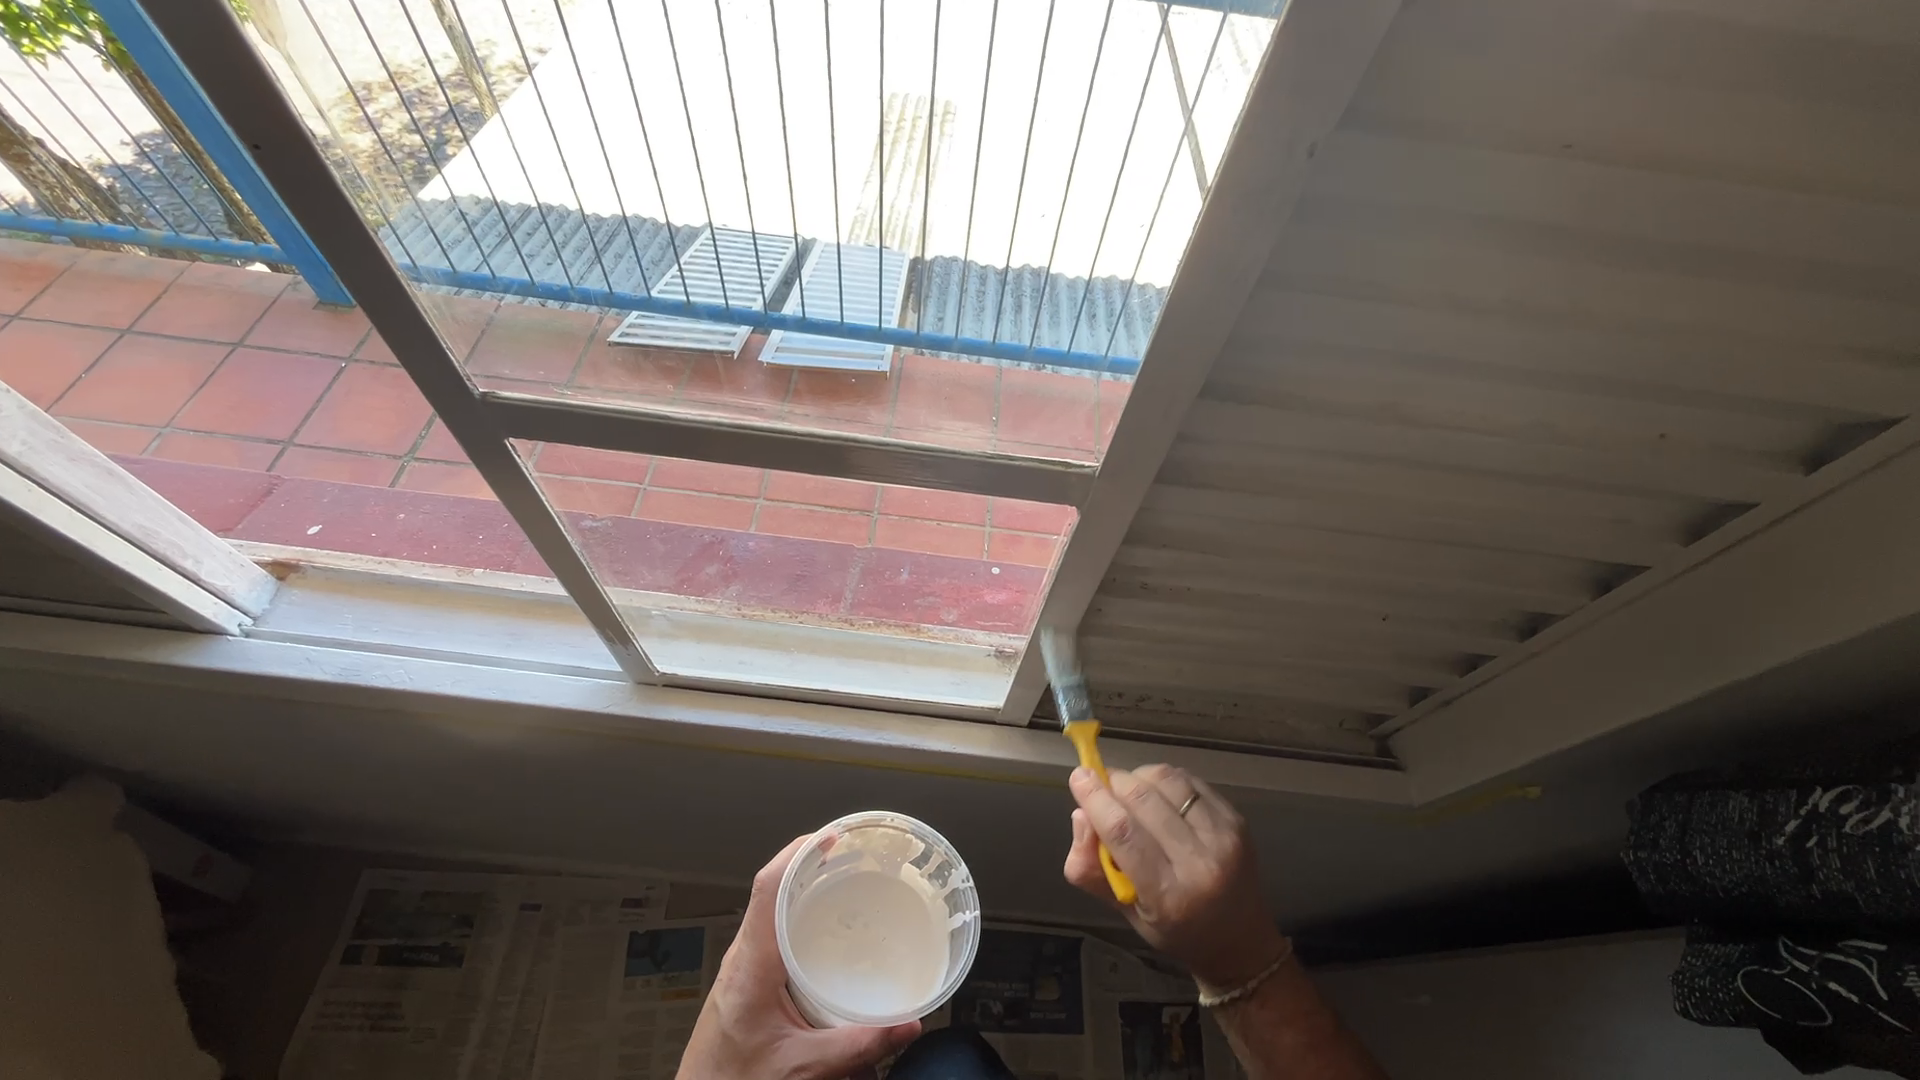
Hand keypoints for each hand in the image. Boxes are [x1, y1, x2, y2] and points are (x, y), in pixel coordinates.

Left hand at [679, 835, 922, 1079]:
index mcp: (751, 965)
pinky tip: (822, 920)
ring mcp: (743, 963)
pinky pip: (772, 926)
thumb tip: (907, 1025)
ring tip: (841, 871)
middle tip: (849, 848)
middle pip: (772, 887)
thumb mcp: (801, 1067)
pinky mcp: (747, 975)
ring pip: (771, 905)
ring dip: (802, 882)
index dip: (799, 853)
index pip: (768, 888)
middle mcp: (743, 955)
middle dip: (809, 860)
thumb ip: (857, 1046)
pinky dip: (798, 909)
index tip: (831, 836)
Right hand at [1064, 765, 1288, 992]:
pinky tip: (1158, 794)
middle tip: (1100, 785)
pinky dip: (1164, 779)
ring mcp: (1223, 837)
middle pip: (1143, 799)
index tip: (1077, 777)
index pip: (1123, 832)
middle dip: (1113, 782)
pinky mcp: (1236, 819)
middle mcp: (1200, 863)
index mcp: (1168, 896)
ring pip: (1167, 780)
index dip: (1096, 798)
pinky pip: (1189, 780)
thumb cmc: (1176, 930)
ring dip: (1138, 776)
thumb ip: (1091, 868)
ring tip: (1130, 791)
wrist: (1241, 940)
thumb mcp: (1124, 912)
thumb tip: (1081, 814)